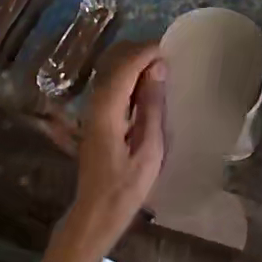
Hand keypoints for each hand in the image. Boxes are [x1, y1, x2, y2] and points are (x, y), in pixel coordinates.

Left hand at [65, 41, 166, 250]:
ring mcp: (92, 110)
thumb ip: (152, 107)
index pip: (125, 66)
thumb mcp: (149, 150)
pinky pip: (112, 86)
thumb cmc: (126, 188)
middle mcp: (95, 103)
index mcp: (107, 109)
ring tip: (161, 66)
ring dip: (134, 63)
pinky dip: (129, 78)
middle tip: (168, 55)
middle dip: (139, 52)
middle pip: (114, 63)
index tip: (169, 47)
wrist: (96, 213)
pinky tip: (147, 86)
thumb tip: (157, 69)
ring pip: (111, 72)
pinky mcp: (96, 118)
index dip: (146, 52)